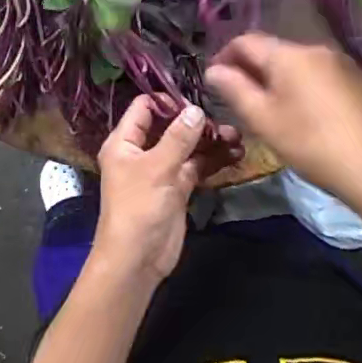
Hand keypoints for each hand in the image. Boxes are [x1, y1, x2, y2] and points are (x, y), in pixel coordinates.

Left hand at [92, 97, 238, 281]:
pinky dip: (213, 160)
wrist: (137, 260)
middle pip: (170, 127)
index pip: (144, 108)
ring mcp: (160, 171)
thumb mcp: (157, 168)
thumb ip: (178, 137)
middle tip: (223, 124)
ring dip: (210, 142)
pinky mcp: (177, 189)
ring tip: (237, 137)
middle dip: (196, 123)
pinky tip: (235, 154)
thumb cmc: (138, 207)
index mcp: (124, 141)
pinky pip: (196, 167)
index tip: (195, 103)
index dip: (168, 102)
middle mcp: (141, 152)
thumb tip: (196, 110)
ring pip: (187, 147)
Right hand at [207, 32, 361, 211]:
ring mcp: (334, 63)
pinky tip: (292, 111)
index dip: (223, 57)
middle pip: (269, 50)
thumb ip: (233, 88)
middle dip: (247, 68)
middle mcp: (311, 49)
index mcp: (286, 54)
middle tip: (233, 97)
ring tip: (260, 107)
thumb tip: (213, 70)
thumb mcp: (261, 118)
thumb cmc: (308, 142)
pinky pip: (310, 74)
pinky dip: (293, 85)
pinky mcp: (350, 80)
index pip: (244, 41)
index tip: (212, 81)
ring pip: (290, 63)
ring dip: (270, 77)